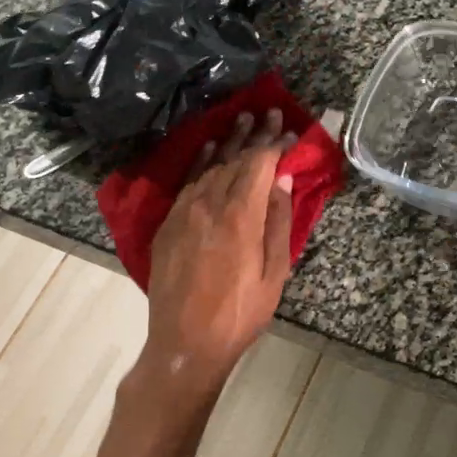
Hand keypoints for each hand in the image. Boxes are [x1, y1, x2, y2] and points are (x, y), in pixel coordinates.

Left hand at [138, 110, 295, 385]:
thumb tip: (282, 181)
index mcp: (240, 217)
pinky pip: (187, 183)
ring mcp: (184, 214)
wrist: (185, 345)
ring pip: (209, 167)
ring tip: (242, 121)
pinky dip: (200, 162)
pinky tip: (208, 149)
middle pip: (234, 160)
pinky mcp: (168, 225)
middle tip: (269, 112)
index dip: (275, 145)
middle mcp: (209, 206)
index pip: (259, 165)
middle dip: (254, 135)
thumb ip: (278, 222)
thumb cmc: (241, 313)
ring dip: (228, 142)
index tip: (289, 130)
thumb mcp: (274, 272)